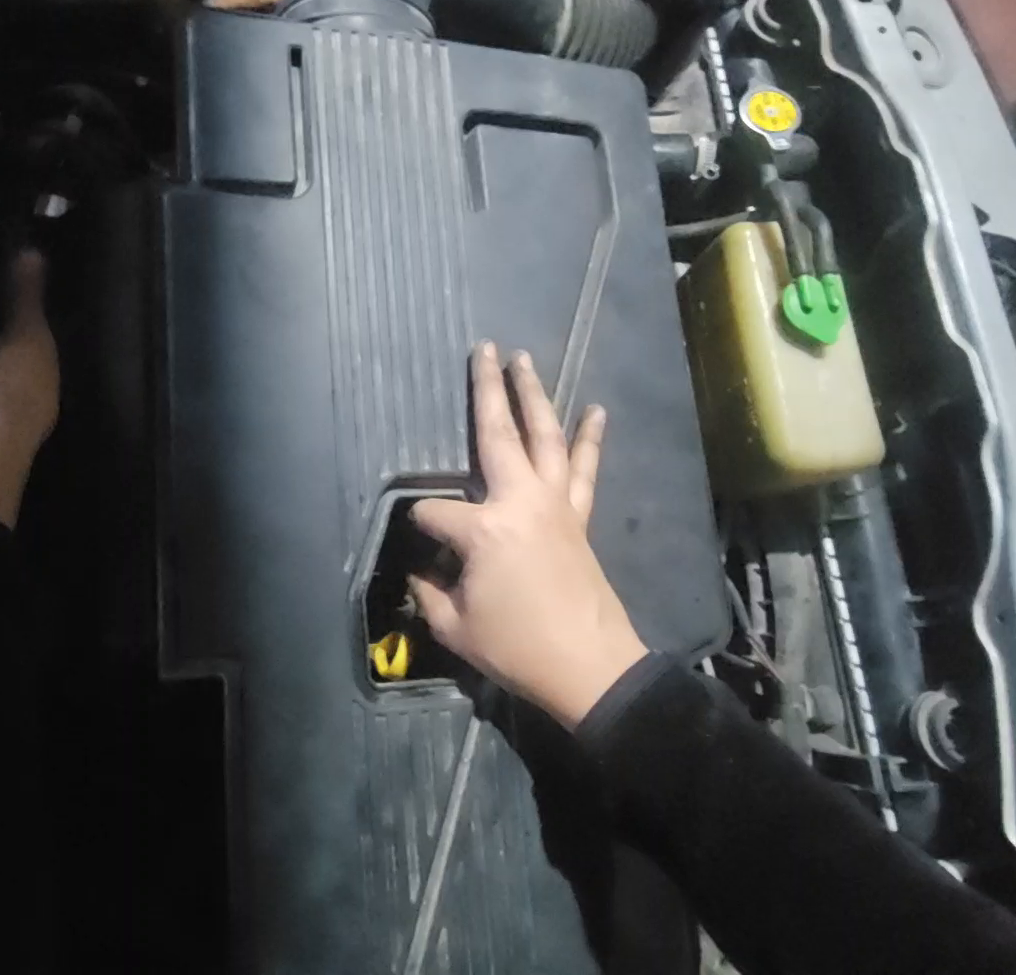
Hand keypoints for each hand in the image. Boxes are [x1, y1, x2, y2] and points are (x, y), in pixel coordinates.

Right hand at [409, 342, 646, 728]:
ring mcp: (554, 504)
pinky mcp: (578, 515)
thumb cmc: (517, 648)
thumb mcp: (454, 627)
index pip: (433, 513)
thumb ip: (428, 592)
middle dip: (487, 389)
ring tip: (525, 360)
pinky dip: (589, 438)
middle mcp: (520, 502)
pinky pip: (584, 469)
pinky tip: (595, 410)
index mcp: (483, 531)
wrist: (589, 666)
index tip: (421, 551)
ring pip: (544, 437)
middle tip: (483, 348)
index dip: (420, 528)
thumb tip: (422, 570)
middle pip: (497, 435)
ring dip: (534, 396)